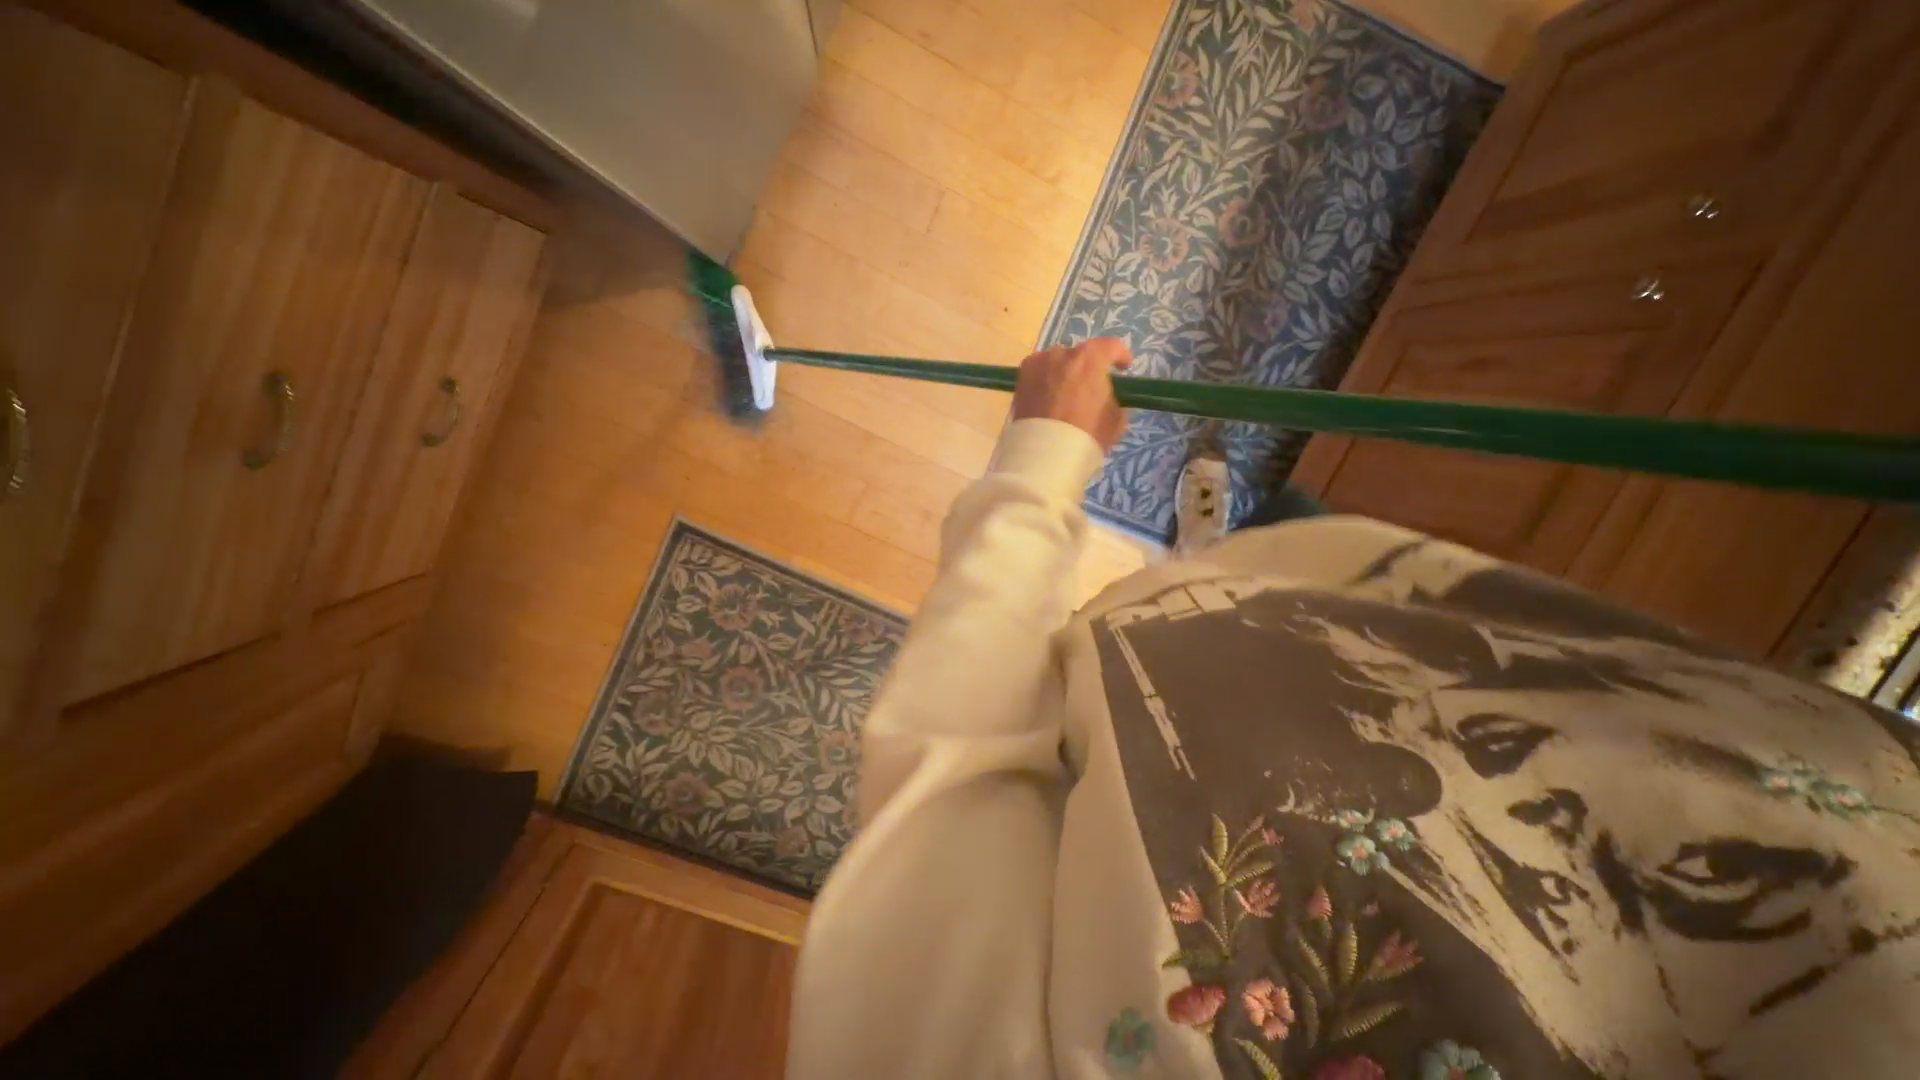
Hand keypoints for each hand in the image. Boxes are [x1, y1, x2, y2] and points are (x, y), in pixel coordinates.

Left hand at [1011, 338, 1132, 449]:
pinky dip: (1045, 381)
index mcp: (1090, 358)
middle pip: (1081, 355)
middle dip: (1088, 368)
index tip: (1124, 368)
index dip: (1121, 356)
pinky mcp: (1020, 379)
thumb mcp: (1115, 419)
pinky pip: (1038, 373)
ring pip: (1057, 363)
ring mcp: (1038, 364)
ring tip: (1066, 394)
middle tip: (1090, 387)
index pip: (1112, 346)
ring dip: (1064, 373)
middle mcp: (1062, 353)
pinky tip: (1048, 397)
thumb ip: (1113, 399)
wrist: (1045, 452)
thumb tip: (1105, 396)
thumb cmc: (1086, 433)